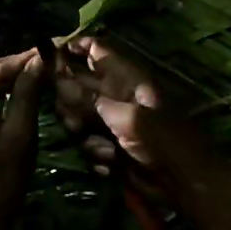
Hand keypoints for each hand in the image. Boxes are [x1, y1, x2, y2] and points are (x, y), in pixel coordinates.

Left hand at [0, 49, 46, 228]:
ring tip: (36, 68)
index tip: (47, 51)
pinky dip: (1, 81)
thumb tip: (40, 61)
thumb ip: (28, 94)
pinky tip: (22, 80)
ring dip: (8, 70)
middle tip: (44, 59)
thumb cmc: (8, 176)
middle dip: (14, 62)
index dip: (20, 60)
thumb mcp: (22, 134)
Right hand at [54, 37, 212, 192]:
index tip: (48, 57)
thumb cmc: (161, 140)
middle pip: (77, 86)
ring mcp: (111, 121)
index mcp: (126, 78)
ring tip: (107, 150)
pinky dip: (97, 156)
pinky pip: (87, 144)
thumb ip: (91, 98)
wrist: (182, 182)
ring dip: (87, 137)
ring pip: (77, 119)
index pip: (95, 50)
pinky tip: (112, 165)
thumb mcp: (127, 116)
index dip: (72, 48)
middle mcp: (115, 94)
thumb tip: (61, 80)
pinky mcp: (109, 145)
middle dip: (72, 105)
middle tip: (80, 121)